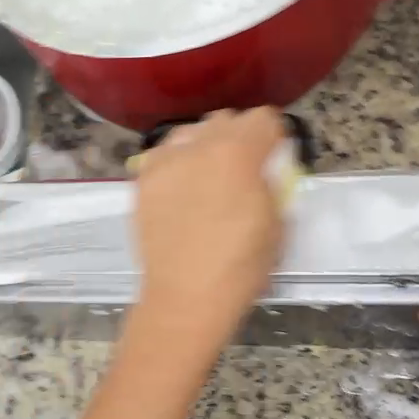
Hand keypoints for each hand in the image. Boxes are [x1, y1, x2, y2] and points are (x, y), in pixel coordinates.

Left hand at [131, 108, 286, 353]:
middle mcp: (199, 146)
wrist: (186, 299)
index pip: (264, 119)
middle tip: (240, 174)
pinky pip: (162, 157)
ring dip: (203, 148)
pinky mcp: (142, 182)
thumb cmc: (239, 269)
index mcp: (239, 153)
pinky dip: (174, 166)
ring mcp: (165, 162)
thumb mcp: (276, 226)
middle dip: (238, 140)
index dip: (273, 140)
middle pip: (225, 121)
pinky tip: (179, 193)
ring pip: (189, 134)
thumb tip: (264, 175)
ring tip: (205, 180)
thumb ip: (272, 187)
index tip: (273, 162)